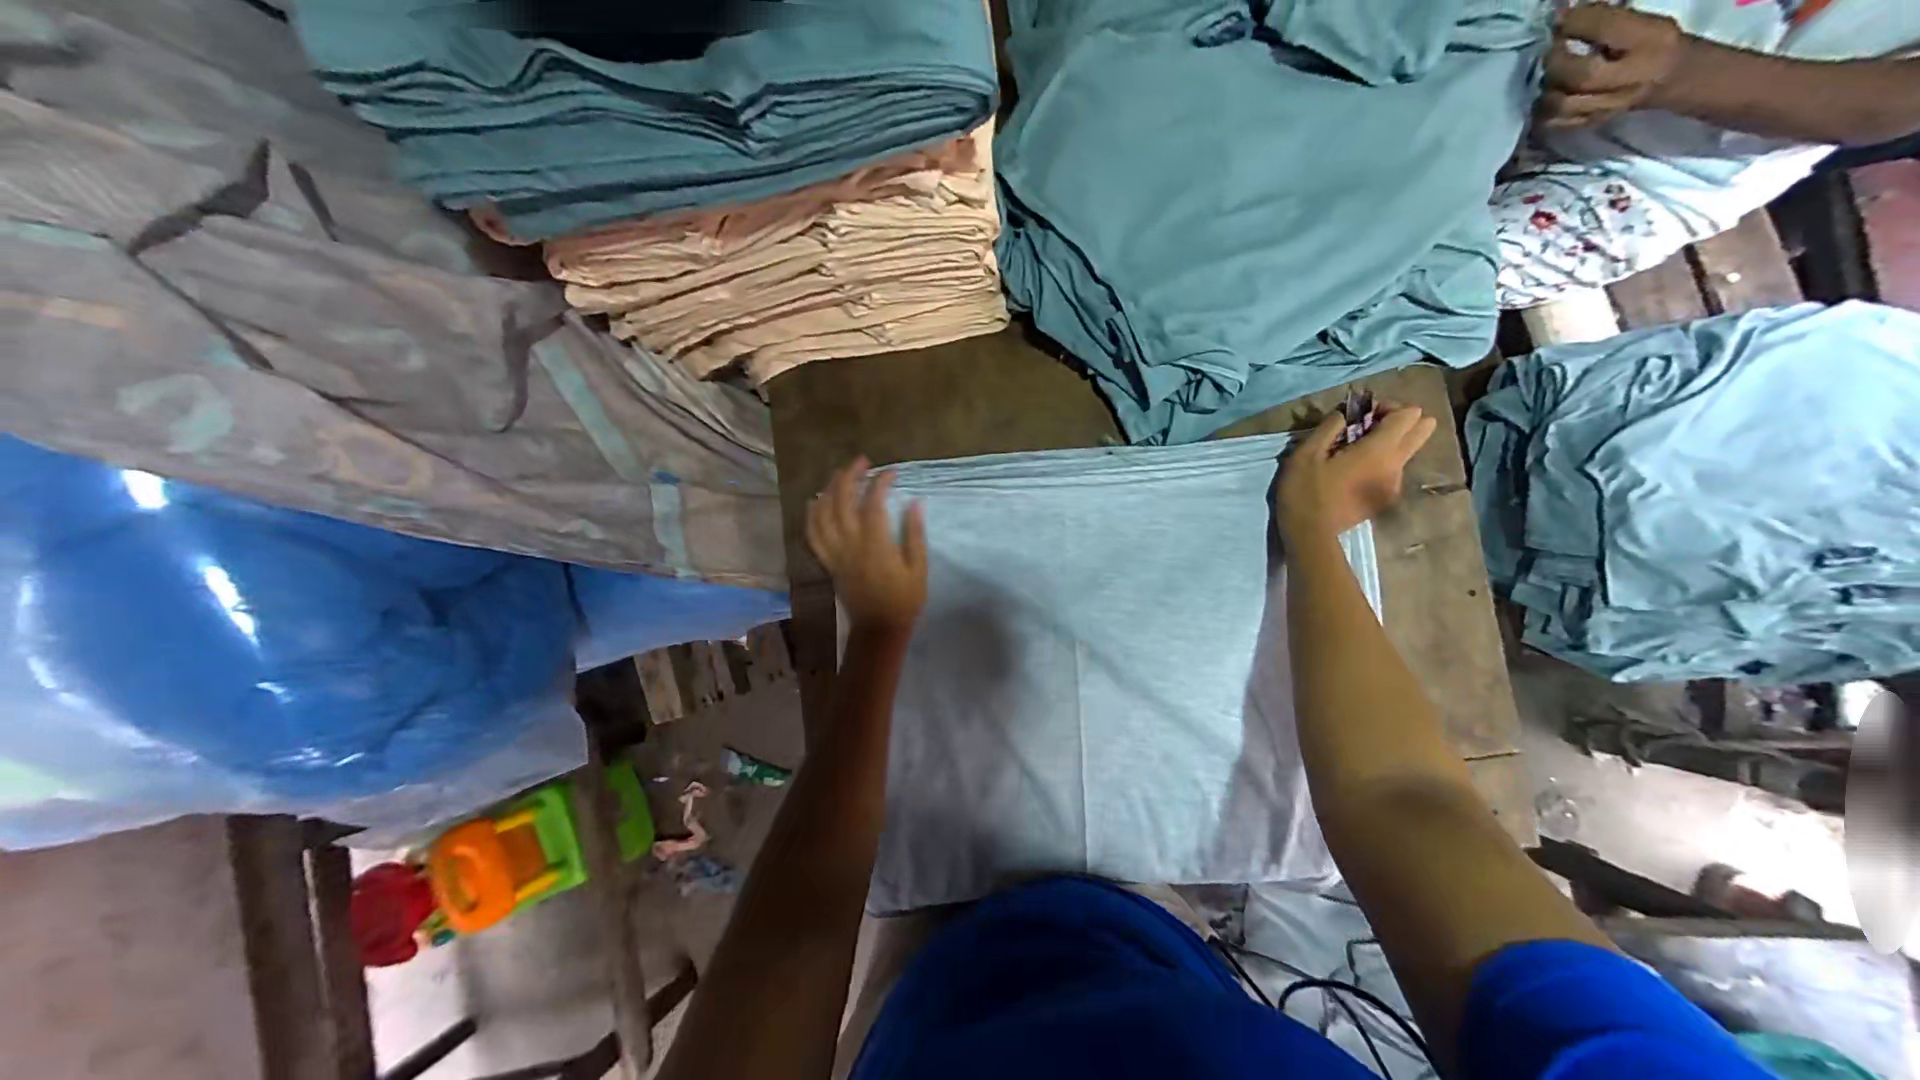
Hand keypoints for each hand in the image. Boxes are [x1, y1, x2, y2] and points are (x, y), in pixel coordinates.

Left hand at [807, 457, 927, 630]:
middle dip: (850, 476)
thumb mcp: (918, 568)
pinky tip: (815, 501)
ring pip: (823, 514)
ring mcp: (835, 554)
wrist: (879, 629)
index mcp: (876, 544)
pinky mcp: (828, 563)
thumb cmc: (904, 600)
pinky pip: (813, 536)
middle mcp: (850, 545)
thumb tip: (914, 502)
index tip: (892, 472)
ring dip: (829, 490)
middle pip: (842, 501)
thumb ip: (915, 534)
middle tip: (862, 461)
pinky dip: (811, 516)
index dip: (881, 482)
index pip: (873, 502)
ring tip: (839, 474)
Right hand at [1277, 403, 1436, 539]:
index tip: (1360, 416)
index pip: (1408, 414)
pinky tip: (1350, 474)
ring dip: (1386, 443)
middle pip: (1423, 429)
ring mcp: (1394, 484)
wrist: (1310, 535)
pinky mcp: (1386, 498)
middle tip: (1367, 428)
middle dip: (1399, 421)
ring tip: (1352, 453)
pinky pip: (1392, 469)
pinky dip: (1379, 463)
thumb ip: (1330, 427)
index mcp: (1379, 450)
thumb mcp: (1306, 453)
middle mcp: (1396, 465)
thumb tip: (1344, 415)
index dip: (1387, 407)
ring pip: (1406, 450)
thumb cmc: (1305, 491)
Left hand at [1538, 6, 1689, 128]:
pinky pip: (1554, 124)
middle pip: (1580, 75)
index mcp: (1650, 39)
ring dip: (1547, 89)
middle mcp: (1631, 76)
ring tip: (1551, 77)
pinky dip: (1543, 112)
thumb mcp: (1639, 21)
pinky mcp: (1589, 124)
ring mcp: (1609, 106)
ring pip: (1561, 104)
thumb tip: (1562, 10)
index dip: (1577, 22)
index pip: (1608, 28)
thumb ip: (1602, 18)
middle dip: (1556, 62)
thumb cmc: (1649, 41)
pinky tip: (1549, 96)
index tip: (1559, 18)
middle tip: (1552, 51)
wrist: (1666, 76)